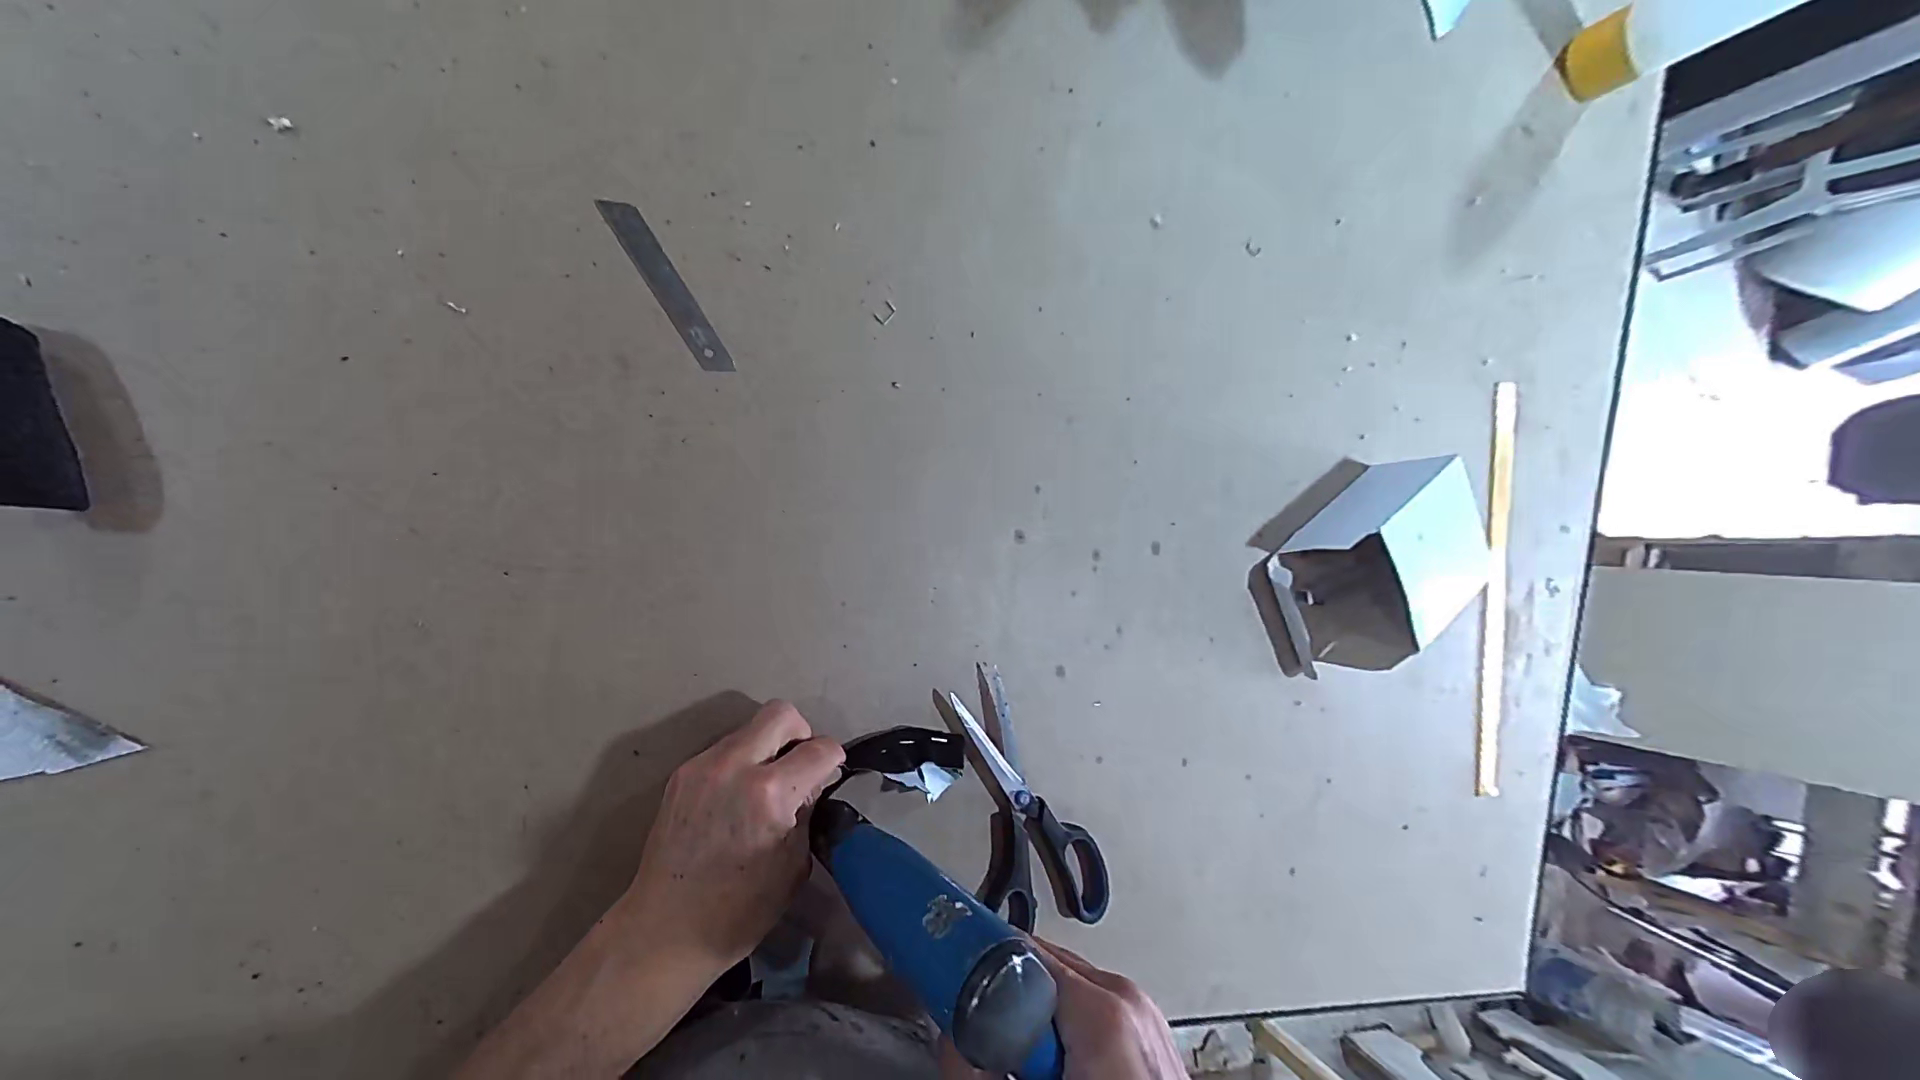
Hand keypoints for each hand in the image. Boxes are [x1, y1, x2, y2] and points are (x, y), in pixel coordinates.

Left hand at [619, 699, 845, 977]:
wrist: (665, 930)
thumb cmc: (740, 910)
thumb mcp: (796, 863)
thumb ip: (809, 809)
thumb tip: (814, 781)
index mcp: (770, 794)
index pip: (821, 748)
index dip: (833, 762)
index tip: (828, 779)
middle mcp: (735, 766)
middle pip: (782, 713)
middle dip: (801, 734)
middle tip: (798, 768)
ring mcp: (703, 766)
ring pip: (750, 728)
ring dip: (767, 748)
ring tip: (763, 788)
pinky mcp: (682, 774)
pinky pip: (725, 749)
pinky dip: (741, 763)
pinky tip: (735, 799)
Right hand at [937, 938, 1183, 1078]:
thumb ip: (979, 1069)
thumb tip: (948, 1036)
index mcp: (1102, 1010)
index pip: (1019, 953)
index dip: (982, 973)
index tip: (957, 993)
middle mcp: (1125, 996)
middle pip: (1039, 966)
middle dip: (1007, 1000)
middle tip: (991, 1046)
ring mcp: (1139, 1010)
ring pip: (1062, 985)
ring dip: (1035, 1017)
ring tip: (1031, 1066)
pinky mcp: (1144, 1026)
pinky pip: (1087, 1006)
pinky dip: (1063, 1028)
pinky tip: (1057, 1067)